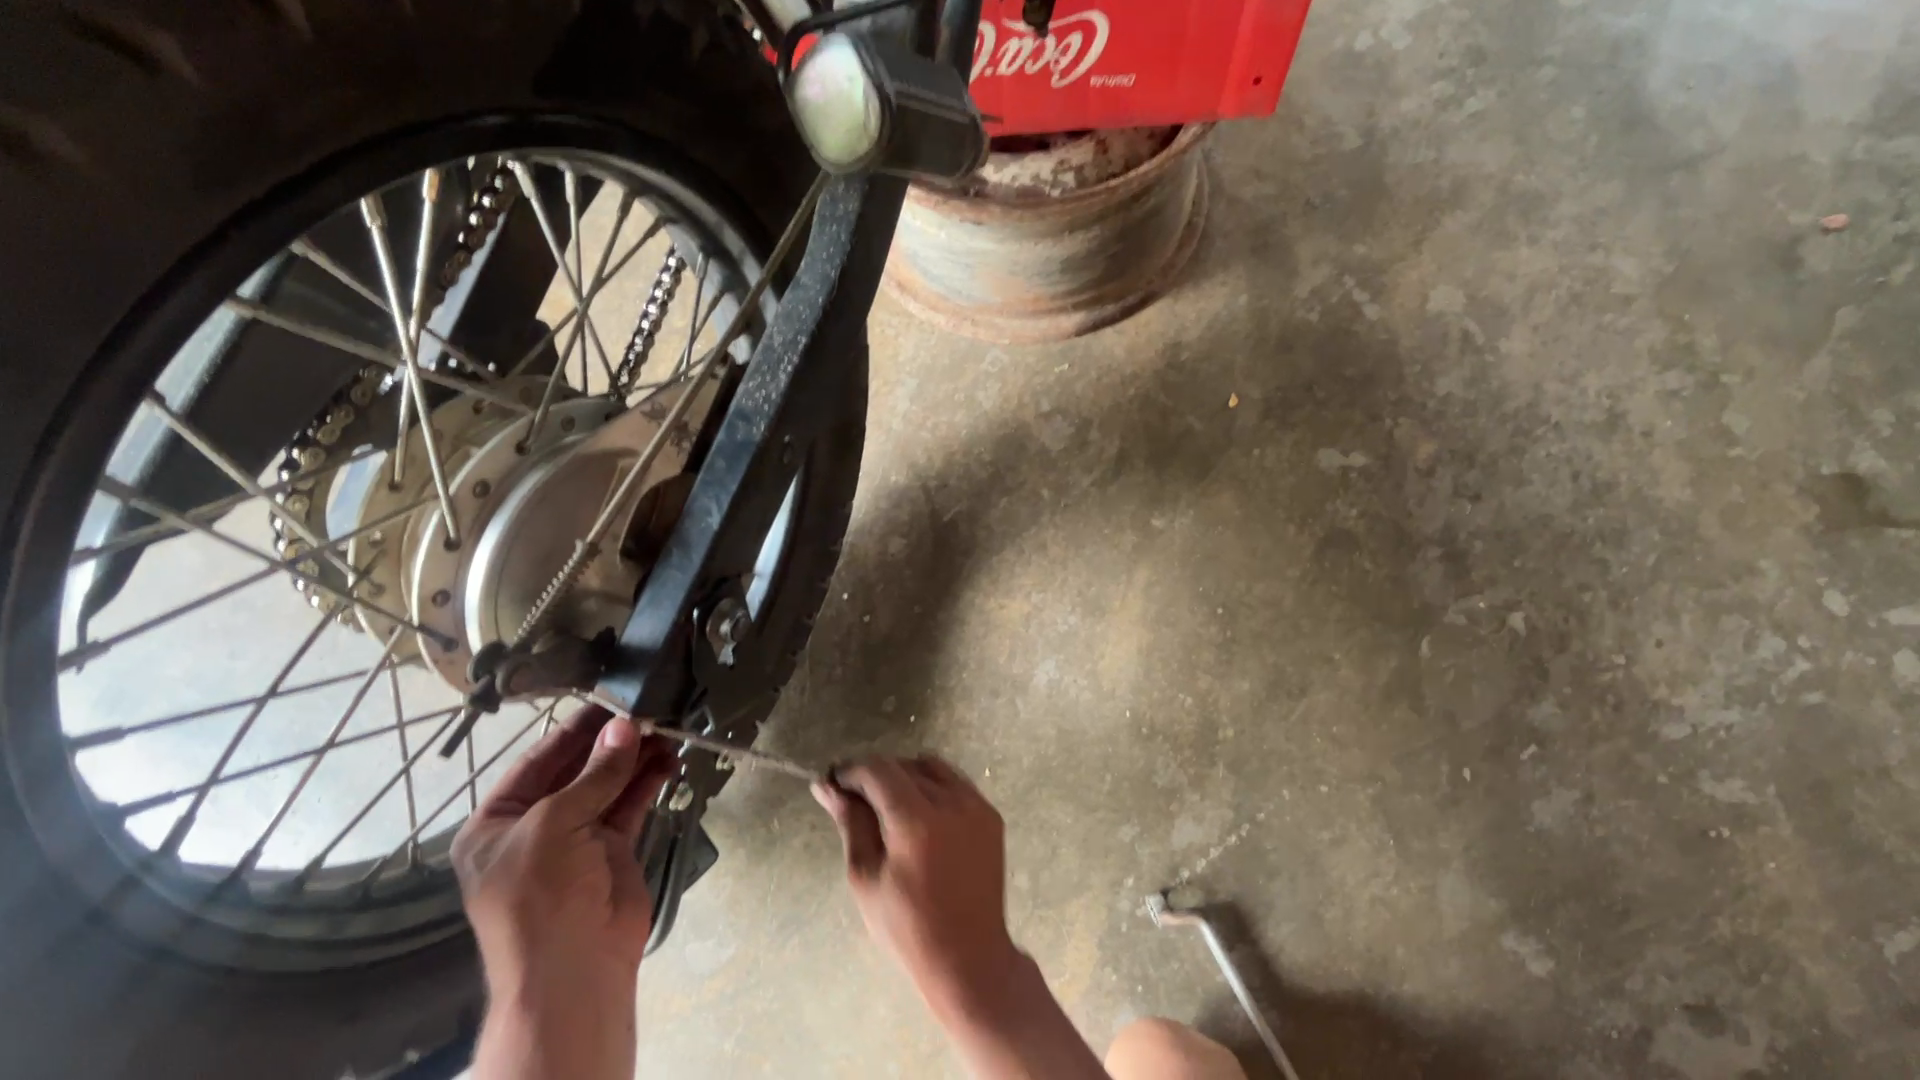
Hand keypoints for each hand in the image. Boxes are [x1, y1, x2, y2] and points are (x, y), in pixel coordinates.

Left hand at [452, 704, 674, 1079]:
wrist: (573, 969)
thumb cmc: (540, 893)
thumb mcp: (555, 823)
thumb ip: (595, 774)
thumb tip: (626, 726)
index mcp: (497, 823)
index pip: (536, 762)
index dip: (573, 732)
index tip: (609, 701)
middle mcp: (535, 827)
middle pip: (575, 771)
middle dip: (609, 743)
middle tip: (646, 711)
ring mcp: (577, 839)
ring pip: (608, 786)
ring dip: (633, 759)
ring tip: (665, 729)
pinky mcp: (613, 850)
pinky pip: (630, 807)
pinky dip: (648, 782)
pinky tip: (667, 759)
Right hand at [813, 756, 1022, 1020]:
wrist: (968, 956)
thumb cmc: (906, 926)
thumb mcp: (866, 876)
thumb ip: (851, 822)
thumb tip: (826, 786)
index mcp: (917, 821)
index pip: (879, 770)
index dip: (851, 771)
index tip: (834, 784)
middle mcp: (952, 803)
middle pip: (904, 765)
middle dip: (875, 775)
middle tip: (854, 800)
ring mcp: (976, 807)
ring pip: (932, 767)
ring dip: (905, 776)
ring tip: (887, 808)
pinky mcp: (991, 816)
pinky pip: (955, 784)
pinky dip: (932, 788)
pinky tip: (919, 816)